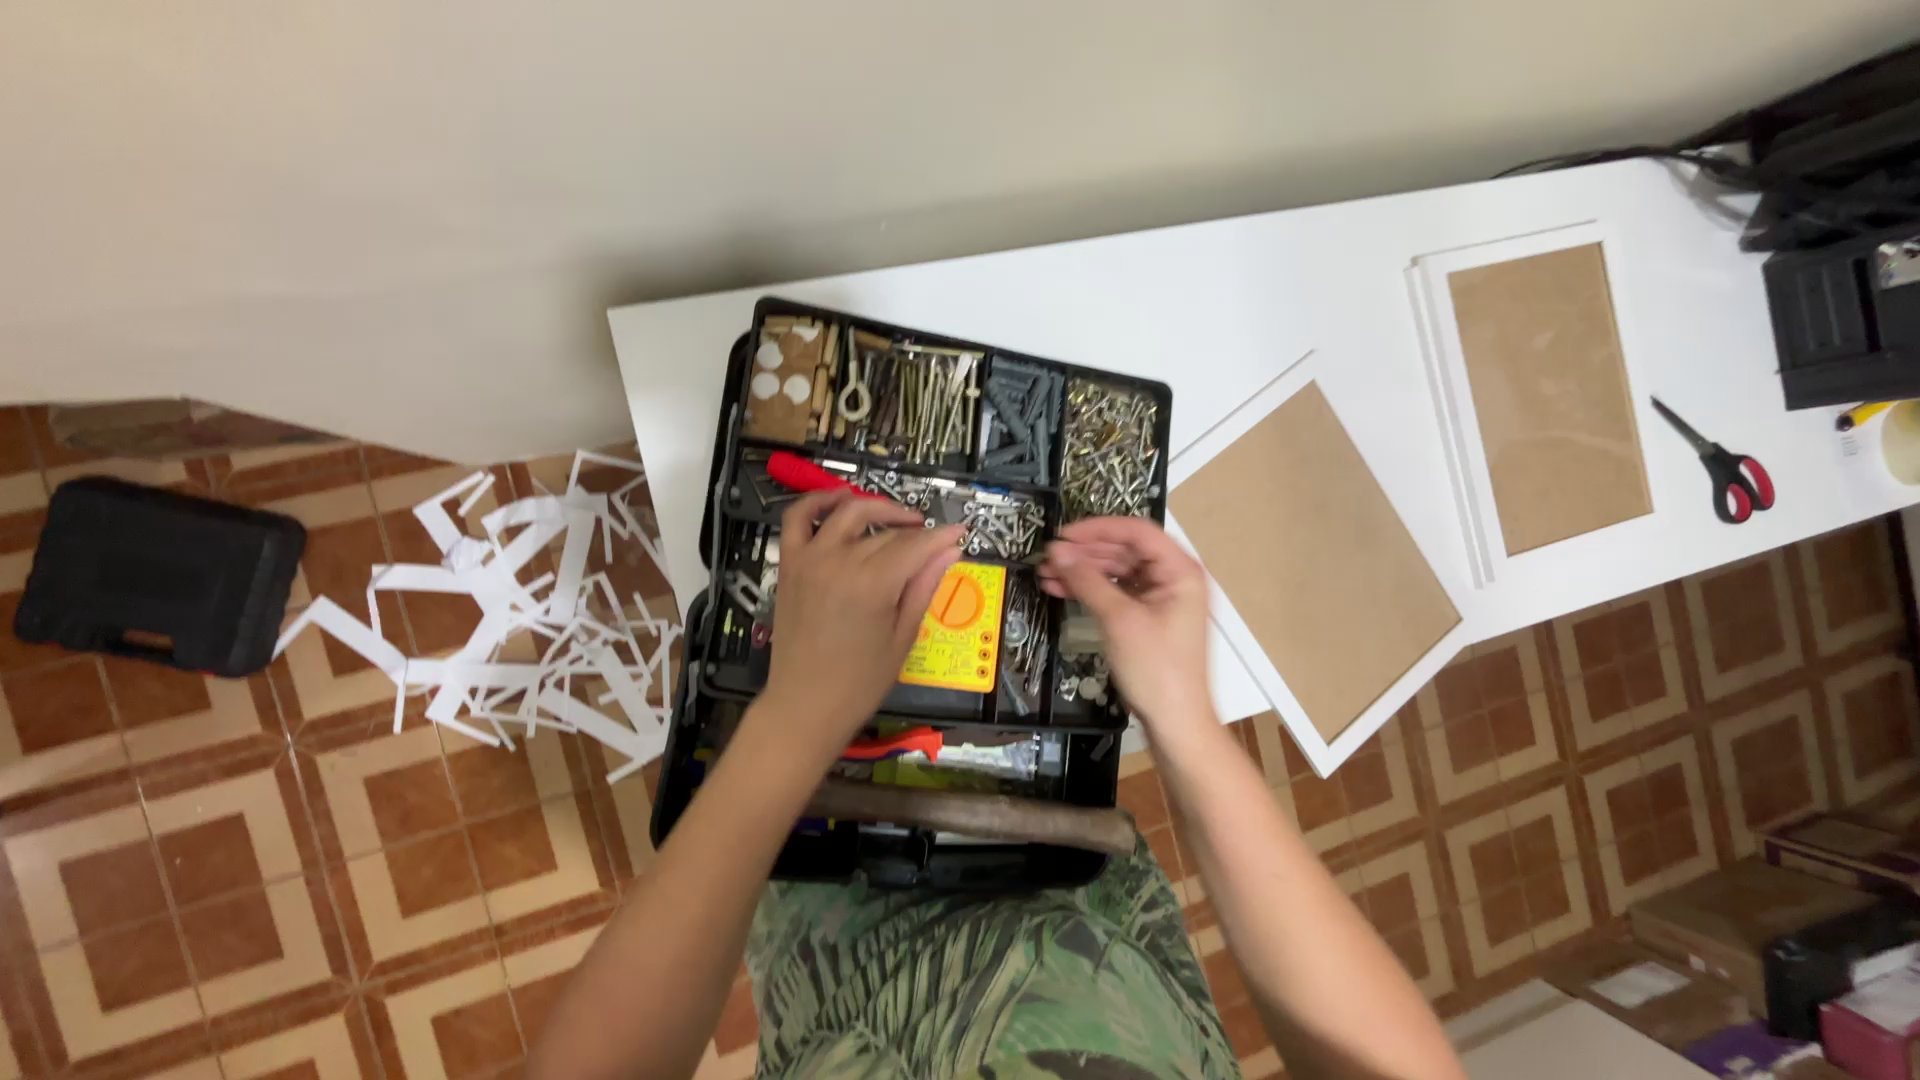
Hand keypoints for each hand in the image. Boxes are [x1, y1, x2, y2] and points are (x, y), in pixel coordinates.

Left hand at [757, 489, 963, 749]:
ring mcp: (810, 559)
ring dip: (877, 508)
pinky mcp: (789, 564)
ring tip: (898, 518)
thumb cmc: (860, 682)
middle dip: (915, 533)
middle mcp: (840, 561)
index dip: (941, 537)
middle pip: (886, 533)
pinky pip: (797, 517)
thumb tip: (951, 550)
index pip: (916, 545)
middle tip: (932, 540)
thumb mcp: (903, 637)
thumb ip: (924, 586)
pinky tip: (841, 498)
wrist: (804, 705)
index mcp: (874, 584)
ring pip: (848, 513)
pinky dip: (818, 501)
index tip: (960, 532)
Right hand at [1039, 517, 1213, 735]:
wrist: (1175, 721)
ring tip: (1046, 574)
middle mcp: (1174, 577)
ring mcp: (1161, 598)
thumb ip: (1087, 580)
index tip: (1063, 535)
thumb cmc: (1156, 669)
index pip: (1136, 531)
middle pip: (1124, 550)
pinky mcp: (1147, 617)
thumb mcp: (1119, 619)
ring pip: (1116, 571)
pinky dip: (1089, 590)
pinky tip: (1060, 589)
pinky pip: (1115, 592)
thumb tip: (1057, 552)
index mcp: (1180, 570)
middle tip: (1049, 556)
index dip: (1097, 529)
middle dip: (1085, 552)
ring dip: (1082, 571)